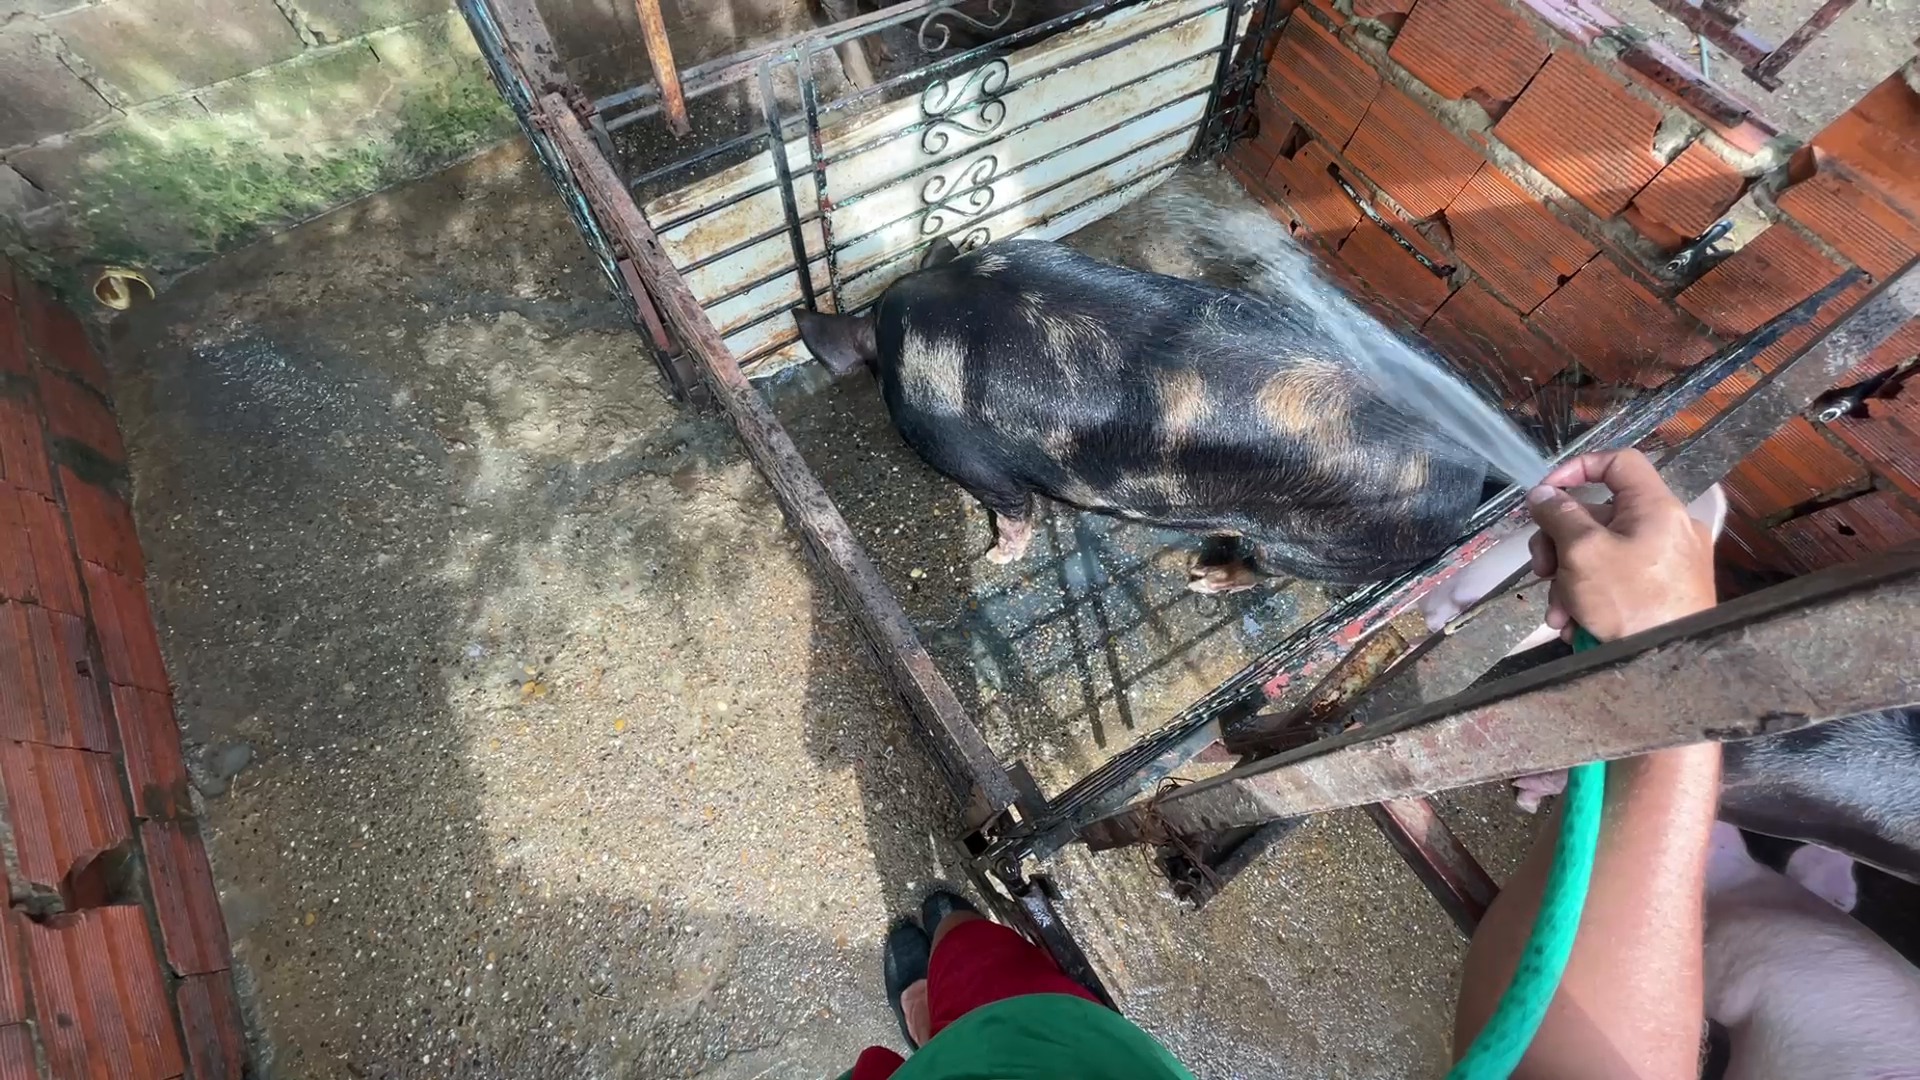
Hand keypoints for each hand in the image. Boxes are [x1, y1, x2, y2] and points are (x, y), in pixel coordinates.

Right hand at [1526, 449, 1715, 641]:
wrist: (1668, 659)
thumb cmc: (1628, 598)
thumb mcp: (1581, 551)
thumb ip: (1558, 515)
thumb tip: (1542, 494)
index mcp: (1655, 508)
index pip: (1618, 463)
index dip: (1575, 469)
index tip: (1542, 494)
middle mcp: (1663, 527)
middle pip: (1593, 515)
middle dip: (1556, 543)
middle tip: (1541, 569)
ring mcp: (1661, 559)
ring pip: (1593, 550)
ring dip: (1564, 577)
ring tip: (1559, 608)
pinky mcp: (1656, 586)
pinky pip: (1609, 575)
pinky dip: (1583, 593)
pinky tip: (1573, 618)